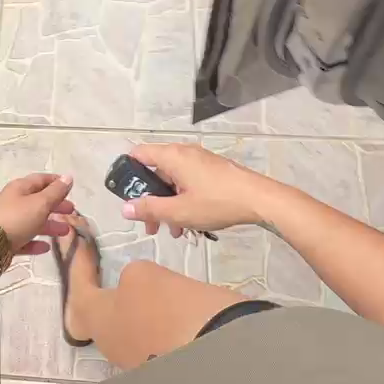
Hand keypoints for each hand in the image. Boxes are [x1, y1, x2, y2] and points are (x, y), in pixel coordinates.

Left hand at [0, 173, 74, 255]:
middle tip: (71, 210)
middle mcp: (13, 201)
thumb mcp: (40, 203)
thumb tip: (68, 177)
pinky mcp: (6, 239)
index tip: (70, 187)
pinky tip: (46, 248)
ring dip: (49, 224)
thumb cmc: (17, 219)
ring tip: (65, 231)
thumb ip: (55, 192)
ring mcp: (8, 220)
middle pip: (38, 200)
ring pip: (33, 220)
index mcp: (19, 188)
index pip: (40, 179)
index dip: (56, 182)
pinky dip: (36, 241)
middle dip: (55, 205)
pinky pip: (25, 238)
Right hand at [119, 144, 282, 237]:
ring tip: (173, 231)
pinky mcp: (211, 170)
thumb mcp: (180, 211)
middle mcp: (183, 152)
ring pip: (173, 180)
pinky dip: (182, 199)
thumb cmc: (216, 202)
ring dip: (168, 204)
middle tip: (151, 226)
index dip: (127, 171)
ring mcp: (199, 160)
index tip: (126, 195)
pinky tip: (190, 223)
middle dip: (151, 199)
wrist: (258, 199)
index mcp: (172, 156)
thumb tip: (125, 208)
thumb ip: (151, 209)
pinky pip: (188, 181)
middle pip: (156, 171)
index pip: (139, 153)